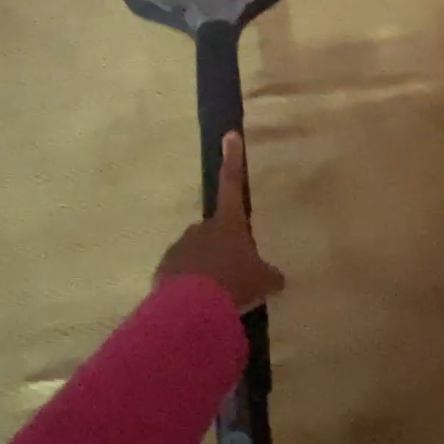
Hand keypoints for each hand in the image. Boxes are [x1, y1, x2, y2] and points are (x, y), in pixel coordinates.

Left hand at [154, 132, 286, 311]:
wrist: (192, 308)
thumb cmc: (234, 282)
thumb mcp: (262, 281)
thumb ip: (270, 276)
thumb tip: (280, 279)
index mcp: (228, 222)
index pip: (232, 183)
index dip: (233, 159)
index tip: (230, 134)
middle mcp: (202, 228)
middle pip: (214, 230)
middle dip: (221, 247)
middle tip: (232, 273)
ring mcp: (180, 247)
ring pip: (195, 254)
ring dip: (204, 269)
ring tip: (216, 296)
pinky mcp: (164, 270)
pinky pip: (179, 275)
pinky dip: (188, 286)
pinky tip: (198, 305)